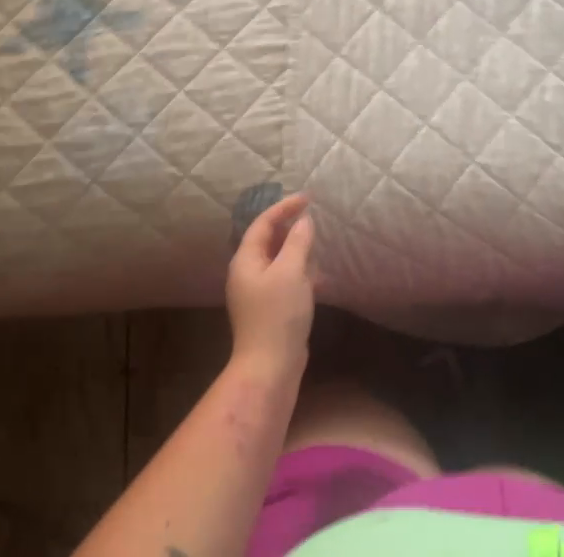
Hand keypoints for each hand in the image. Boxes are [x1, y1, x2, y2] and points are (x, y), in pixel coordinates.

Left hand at [226, 192, 315, 378]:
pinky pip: (284, 278)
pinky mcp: (270, 308)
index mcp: (246, 260)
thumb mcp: (291, 272)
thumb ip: (298, 242)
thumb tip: (304, 221)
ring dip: (296, 248)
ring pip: (277, 259)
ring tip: (317, 240)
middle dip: (289, 225)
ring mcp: (257, 292)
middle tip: (313, 214)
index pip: (262, 223)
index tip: (308, 198)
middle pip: (267, 240)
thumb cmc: (278, 314)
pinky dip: (300, 270)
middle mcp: (247, 273)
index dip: (284, 207)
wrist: (270, 366)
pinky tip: (317, 275)